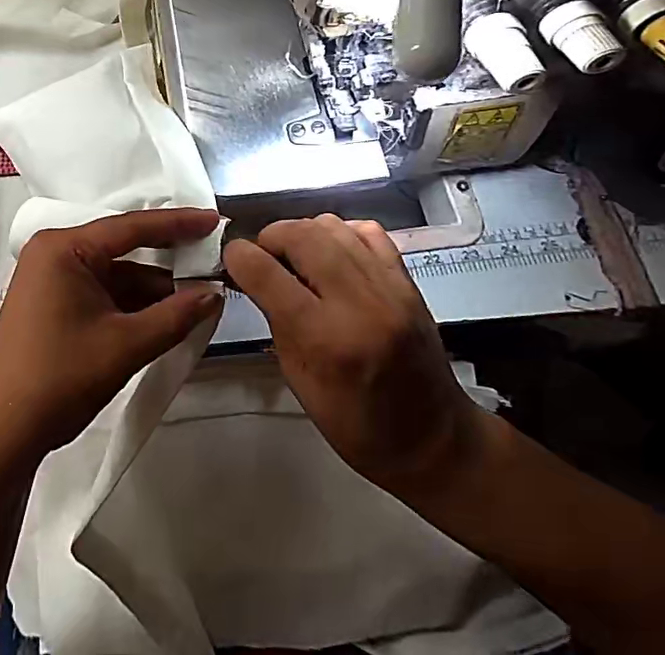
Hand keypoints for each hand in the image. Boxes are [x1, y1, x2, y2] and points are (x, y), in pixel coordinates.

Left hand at [0, 208, 224, 461]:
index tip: (215, 221)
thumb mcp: (126, 345)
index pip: (131, 227)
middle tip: (213, 263)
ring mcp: (50, 281)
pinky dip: (131, 306)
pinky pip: (100, 294)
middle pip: (123, 251)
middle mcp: (54, 254)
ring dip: (152, 292)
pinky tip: (165, 318)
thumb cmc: (60, 378)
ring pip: (114, 276)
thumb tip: (215, 295)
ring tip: (198, 299)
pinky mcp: (51, 306)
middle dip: (168, 263)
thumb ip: (176, 316)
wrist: (2, 434)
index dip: (178, 224)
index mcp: (63, 248)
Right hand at [224, 215, 477, 497]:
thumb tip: (255, 278)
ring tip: (296, 258)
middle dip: (270, 238)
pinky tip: (332, 255)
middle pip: (301, 235)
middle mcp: (360, 303)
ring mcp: (389, 286)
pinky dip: (340, 234)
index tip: (230, 259)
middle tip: (262, 258)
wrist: (434, 439)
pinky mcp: (407, 280)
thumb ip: (277, 321)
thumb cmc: (357, 425)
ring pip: (332, 225)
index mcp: (327, 339)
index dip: (238, 258)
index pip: (267, 273)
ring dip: (303, 234)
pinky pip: (366, 231)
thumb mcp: (299, 381)